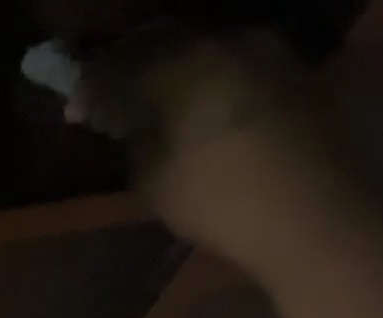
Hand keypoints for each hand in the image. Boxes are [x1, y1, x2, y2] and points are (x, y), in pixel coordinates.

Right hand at [74, 35, 380, 276]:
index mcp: (185, 60)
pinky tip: (190, 115)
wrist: (308, 212)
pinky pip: (230, 66)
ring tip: (148, 113)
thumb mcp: (149, 172)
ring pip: (199, 53)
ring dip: (167, 77)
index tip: (73, 111)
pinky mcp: (292, 73)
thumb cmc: (214, 196)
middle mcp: (228, 40)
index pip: (121, 60)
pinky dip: (201, 84)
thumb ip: (129, 130)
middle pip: (163, 45)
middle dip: (129, 73)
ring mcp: (267, 52)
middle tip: (107, 107)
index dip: (90, 84)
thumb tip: (117, 111)